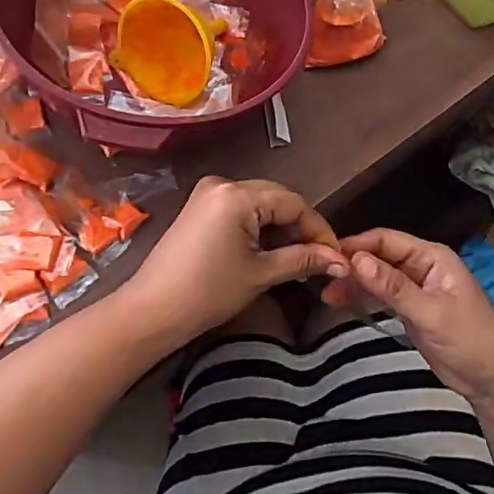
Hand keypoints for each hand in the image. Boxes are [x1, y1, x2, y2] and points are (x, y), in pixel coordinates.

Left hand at [125, 177, 347, 343]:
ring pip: (260, 204)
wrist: (153, 309)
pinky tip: (270, 252)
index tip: (335, 257)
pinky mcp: (200, 207)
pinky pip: (241, 209)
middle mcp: (223, 184)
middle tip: (319, 260)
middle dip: (300, 228)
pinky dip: (259, 228)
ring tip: (297, 260)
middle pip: (278, 199)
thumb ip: (303, 260)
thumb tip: (340, 261)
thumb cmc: (207, 291)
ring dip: (281, 229)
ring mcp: (208, 194)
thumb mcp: (261, 274)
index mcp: (237, 195)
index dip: (318, 230)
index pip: (294, 203)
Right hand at [322, 229, 493, 401]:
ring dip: (353, 282)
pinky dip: (362, 297)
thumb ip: (393, 287)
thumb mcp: (430, 312)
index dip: (357, 245)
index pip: (386, 240)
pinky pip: (380, 295)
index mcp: (431, 256)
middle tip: (321, 277)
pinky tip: (341, 302)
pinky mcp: (409, 308)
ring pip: (376, 276)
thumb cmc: (469, 340)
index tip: (327, 256)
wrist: (493, 380)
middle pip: (378, 256)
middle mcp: (420, 266)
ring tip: (326, 294)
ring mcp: (414, 287)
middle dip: (351, 265)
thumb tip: (356, 260)